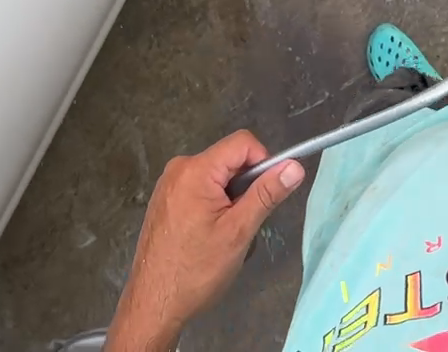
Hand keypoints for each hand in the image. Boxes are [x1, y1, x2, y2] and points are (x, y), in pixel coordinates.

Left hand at [106, 132, 304, 350]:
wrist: (152, 305)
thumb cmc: (196, 271)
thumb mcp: (238, 232)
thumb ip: (266, 194)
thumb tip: (295, 167)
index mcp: (196, 169)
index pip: (242, 142)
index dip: (263, 162)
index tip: (266, 194)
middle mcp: (179, 167)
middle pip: (228, 158)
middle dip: (244, 184)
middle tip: (242, 222)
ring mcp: (169, 183)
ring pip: (216, 175)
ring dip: (229, 196)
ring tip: (224, 233)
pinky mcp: (164, 198)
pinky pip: (199, 186)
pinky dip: (212, 203)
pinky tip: (207, 235)